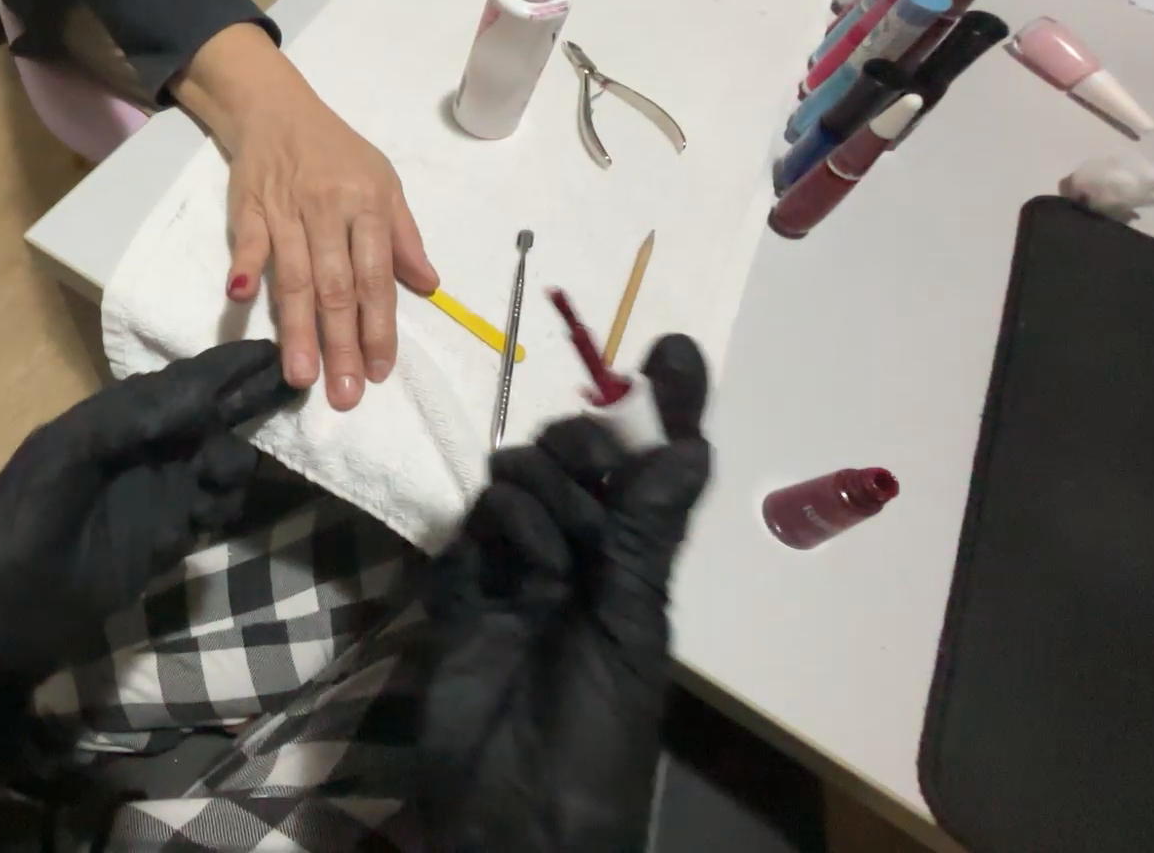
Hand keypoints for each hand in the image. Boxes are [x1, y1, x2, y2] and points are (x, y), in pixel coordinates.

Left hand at [0, 340, 300, 744]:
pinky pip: (215, 506)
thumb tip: (199, 394)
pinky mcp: (169, 536)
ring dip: (231, 462)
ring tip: (215, 479)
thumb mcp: (64, 456)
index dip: (227, 366)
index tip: (273, 350)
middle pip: (210, 413)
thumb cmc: (18, 527)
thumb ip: (129, 418)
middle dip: (249, 399)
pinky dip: (224, 502)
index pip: (181, 381)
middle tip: (295, 384)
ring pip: (219, 460)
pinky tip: (212, 511)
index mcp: (113, 419)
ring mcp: (158, 493)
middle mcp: (143, 448)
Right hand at [173, 25, 438, 411]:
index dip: (378, 327)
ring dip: (297, 327)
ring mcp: (286, 209)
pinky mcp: (248, 206)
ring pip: (294, 275)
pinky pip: (247, 238)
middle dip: (341, 343)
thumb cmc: (338, 153)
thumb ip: (404, 236)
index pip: (376, 277)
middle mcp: (330, 211)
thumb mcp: (385, 183)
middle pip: (336, 286)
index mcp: (369, 206)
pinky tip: (242, 297)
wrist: (278, 109)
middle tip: (343, 395)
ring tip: (301, 376)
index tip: (379, 372)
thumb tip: (430, 287)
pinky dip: (244, 264)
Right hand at [414, 335, 711, 850]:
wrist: (509, 804)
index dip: (671, 407)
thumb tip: (688, 447)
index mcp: (636, 560)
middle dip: (584, 447)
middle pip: (579, 453)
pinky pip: (481, 514)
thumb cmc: (595, 729)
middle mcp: (580, 546)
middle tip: (584, 472)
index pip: (656, 467)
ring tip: (544, 556)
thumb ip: (646, 537)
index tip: (673, 349)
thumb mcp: (633, 630)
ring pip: (524, 474)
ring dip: (541, 495)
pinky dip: (499, 526)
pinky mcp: (465, 571)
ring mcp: (517, 555)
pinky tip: (504, 566)